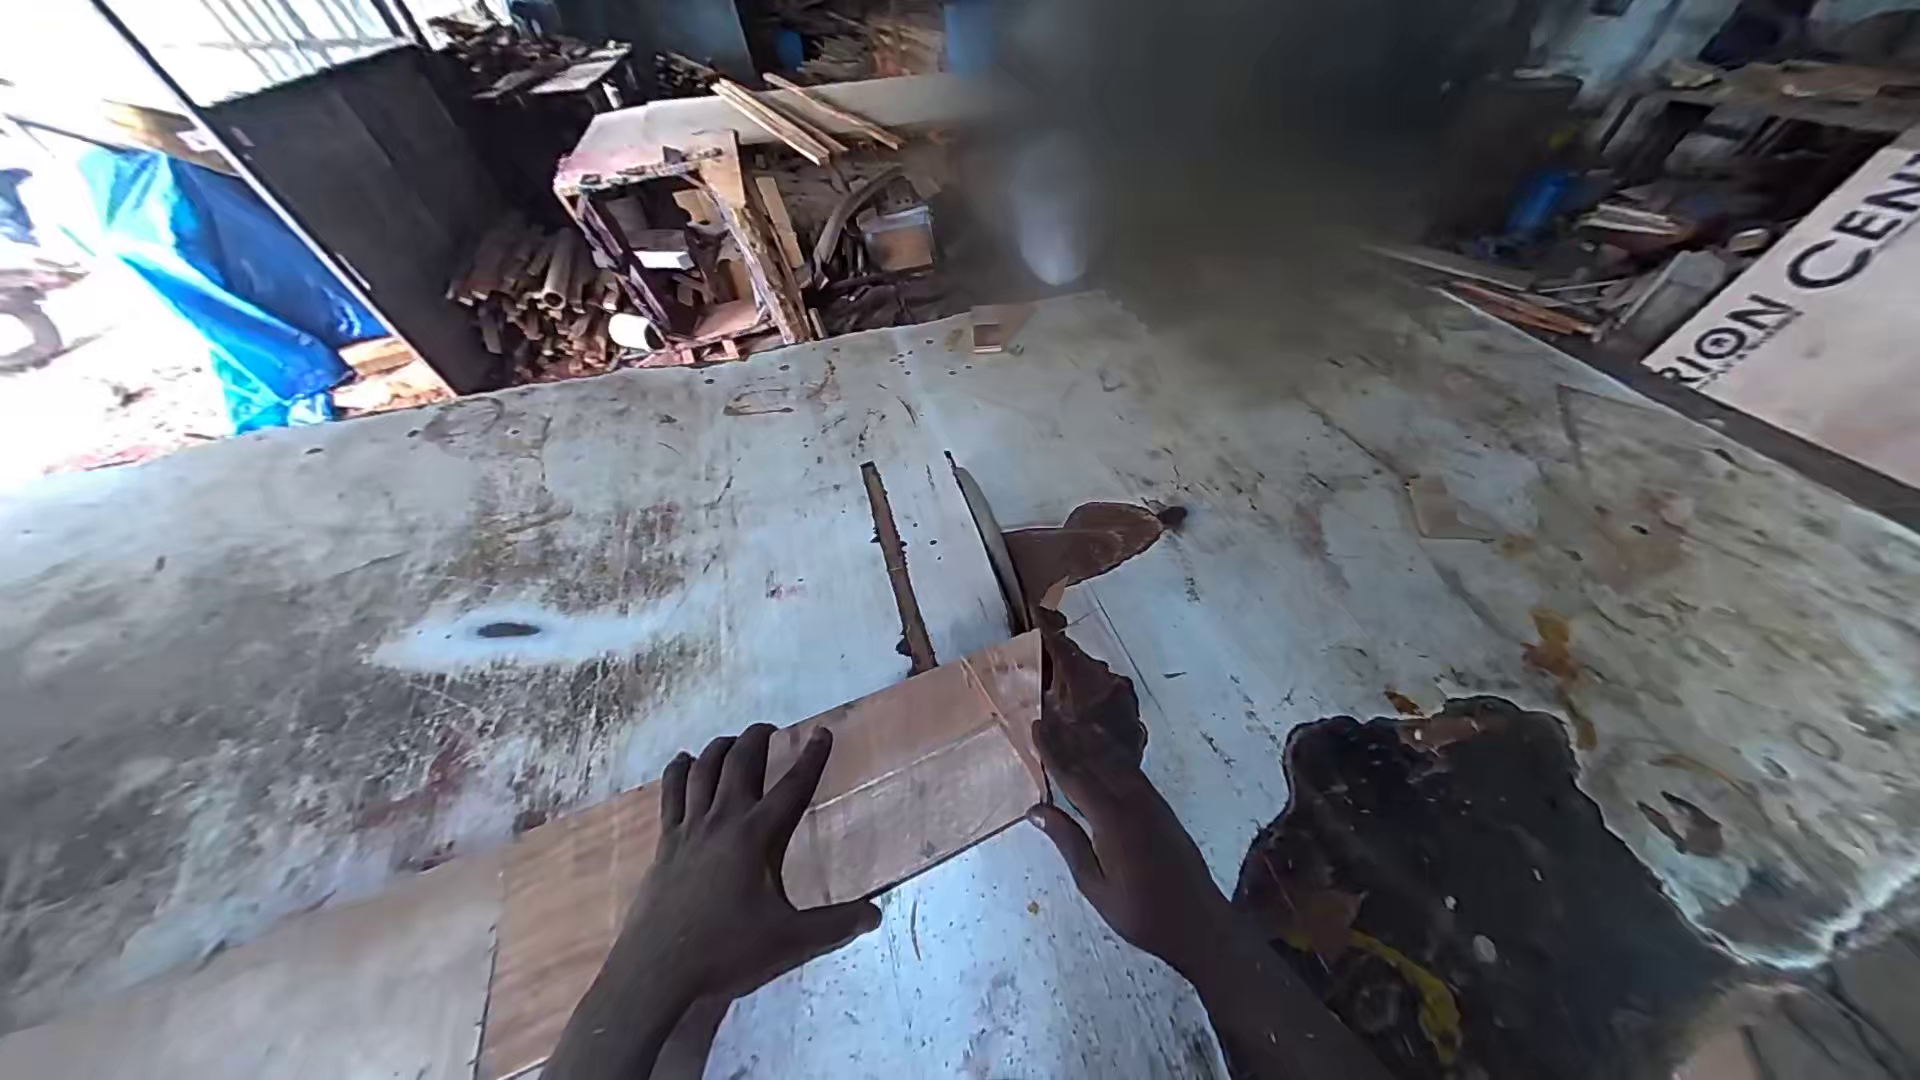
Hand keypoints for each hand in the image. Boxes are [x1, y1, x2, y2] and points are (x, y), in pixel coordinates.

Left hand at [616, 723, 882, 1001]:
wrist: (654, 973)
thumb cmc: (724, 951)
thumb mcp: (787, 941)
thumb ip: (833, 926)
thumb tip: (876, 915)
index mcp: (756, 835)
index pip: (792, 786)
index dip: (811, 756)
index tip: (822, 732)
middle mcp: (723, 819)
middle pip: (740, 761)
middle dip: (757, 737)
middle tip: (769, 729)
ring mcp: (690, 828)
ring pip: (704, 769)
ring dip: (721, 747)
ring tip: (733, 741)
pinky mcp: (666, 841)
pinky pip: (671, 793)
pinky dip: (679, 770)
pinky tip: (684, 760)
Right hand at [1026, 715, 1238, 979]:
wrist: (1199, 925)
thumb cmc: (1141, 913)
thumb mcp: (1094, 885)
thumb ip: (1067, 841)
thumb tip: (1035, 810)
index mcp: (1111, 819)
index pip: (1074, 774)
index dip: (1053, 750)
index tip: (1036, 727)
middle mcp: (1131, 800)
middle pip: (1093, 758)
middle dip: (1068, 736)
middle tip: (1047, 716)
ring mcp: (1149, 800)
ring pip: (1114, 758)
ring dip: (1090, 738)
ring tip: (1071, 720)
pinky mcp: (1160, 805)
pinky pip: (1131, 767)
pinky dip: (1113, 751)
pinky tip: (1104, 745)